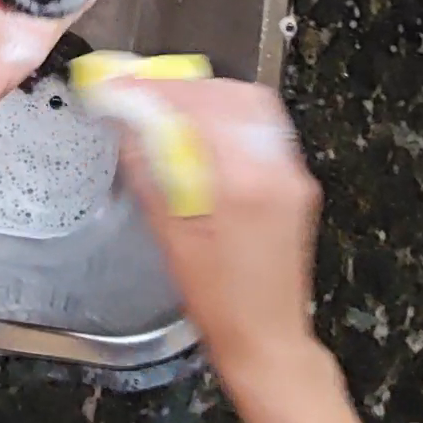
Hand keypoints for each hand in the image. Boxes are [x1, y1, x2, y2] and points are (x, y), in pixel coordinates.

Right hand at [119, 79, 356, 422]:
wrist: (267, 337)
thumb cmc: (217, 297)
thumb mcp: (168, 231)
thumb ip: (146, 168)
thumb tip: (126, 123)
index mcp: (242, 183)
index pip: (199, 107)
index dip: (157, 89)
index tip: (127, 85)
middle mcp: (276, 171)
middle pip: (233, 95)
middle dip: (186, 85)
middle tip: (150, 92)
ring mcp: (292, 175)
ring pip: (254, 105)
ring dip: (211, 95)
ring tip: (175, 106)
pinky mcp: (297, 182)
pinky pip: (265, 127)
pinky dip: (231, 114)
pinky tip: (205, 129)